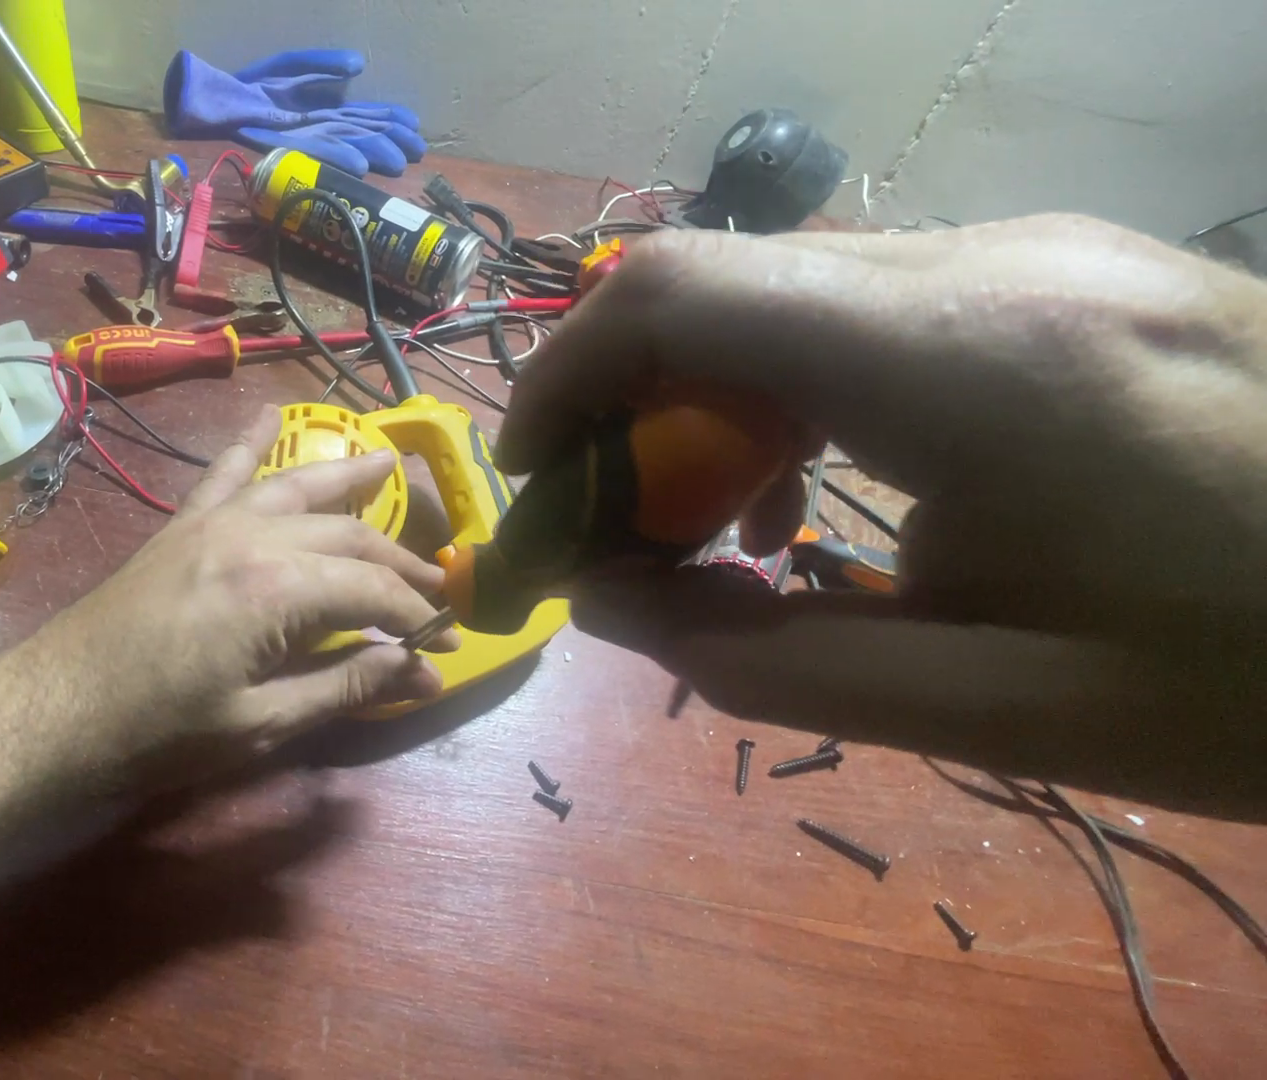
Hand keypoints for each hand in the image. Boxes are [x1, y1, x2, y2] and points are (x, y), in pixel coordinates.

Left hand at [12, 406, 455, 788]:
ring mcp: (213, 523)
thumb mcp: (262, 724)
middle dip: (398, 562)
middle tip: (436, 586)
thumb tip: (421, 674)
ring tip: (388, 464)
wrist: (55, 711)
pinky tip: (268, 414)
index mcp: (278, 588)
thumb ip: (345, 687)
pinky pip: (223, 474)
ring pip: (297, 489)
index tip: (446, 648)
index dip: (416, 619)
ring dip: (346, 479)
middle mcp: (252, 536)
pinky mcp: (181, 527)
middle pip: (348, 538)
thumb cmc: (158, 731)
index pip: (373, 591)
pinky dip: (249, 443)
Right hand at [498, 214, 1266, 817]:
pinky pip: (841, 312)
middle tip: (608, 521)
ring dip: (690, 405)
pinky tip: (803, 485)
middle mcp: (984, 265)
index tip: (531, 470)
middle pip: (709, 290)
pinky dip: (767, 396)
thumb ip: (764, 661)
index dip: (564, 373)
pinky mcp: (1045, 275)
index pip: (680, 295)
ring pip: (766, 297)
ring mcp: (1023, 255)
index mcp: (967, 359)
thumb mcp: (1002, 712)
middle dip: (615, 405)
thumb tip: (606, 603)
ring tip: (704, 520)